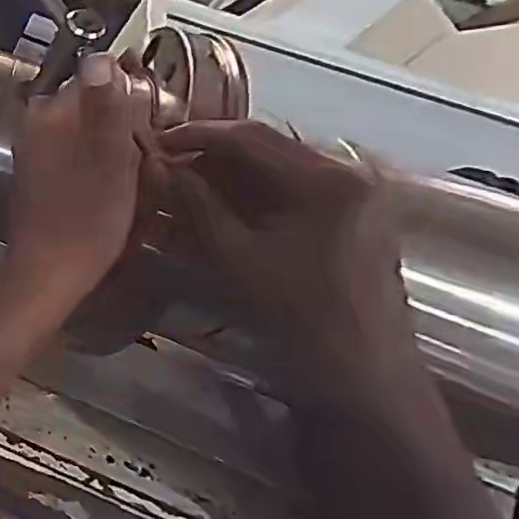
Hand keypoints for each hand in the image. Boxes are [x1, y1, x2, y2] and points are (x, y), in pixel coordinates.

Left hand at [0, 52, 143, 313]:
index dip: (128, 92)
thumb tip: (100, 58)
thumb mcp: (109, 161)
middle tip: (144, 155)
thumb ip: (105, 108)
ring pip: (83, 127)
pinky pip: (73, 148)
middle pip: (89, 102)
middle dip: (121, 120)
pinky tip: (110, 185)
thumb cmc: (85, 221)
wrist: (47, 272)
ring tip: (132, 173)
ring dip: (110, 142)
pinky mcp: (36, 170)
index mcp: (51, 114)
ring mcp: (33, 147)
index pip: (94, 76)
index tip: (149, 119)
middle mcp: (36, 123)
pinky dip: (95, 159)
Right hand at [151, 121, 413, 386]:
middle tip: (165, 163)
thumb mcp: (233, 257)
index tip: (153, 142)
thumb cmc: (297, 318)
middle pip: (266, 145)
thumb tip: (157, 161)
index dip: (194, 134)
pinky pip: (294, 186)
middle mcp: (348, 174)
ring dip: (230, 170)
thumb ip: (194, 201)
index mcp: (325, 179)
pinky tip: (224, 205)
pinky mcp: (355, 216)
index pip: (248, 135)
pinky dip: (255, 189)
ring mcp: (357, 195)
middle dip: (211, 152)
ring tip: (186, 184)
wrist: (366, 384)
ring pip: (278, 164)